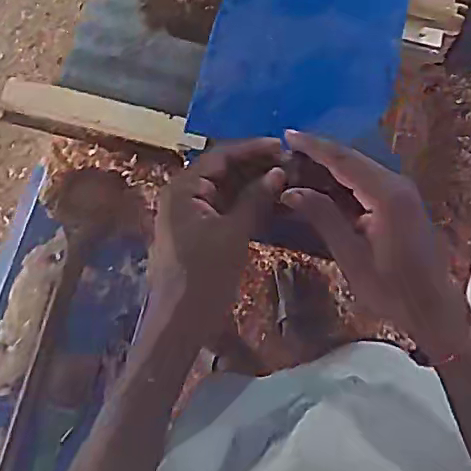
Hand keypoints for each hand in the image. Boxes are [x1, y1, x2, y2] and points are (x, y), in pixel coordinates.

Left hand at [149, 139, 285, 343]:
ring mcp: (190, 213)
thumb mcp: (234, 233)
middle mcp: (183, 194)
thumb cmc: (203, 275)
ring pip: (226, 188)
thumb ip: (256, 198)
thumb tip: (279, 171)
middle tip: (290, 163)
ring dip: (254, 182)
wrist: (179, 324)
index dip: (253, 148)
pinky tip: (272, 201)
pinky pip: (225, 206)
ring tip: (287, 178)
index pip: (221, 155)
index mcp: (184, 188)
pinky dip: (247, 202)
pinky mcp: (199, 230)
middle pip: (223, 169)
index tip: (283, 147)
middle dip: (256, 165)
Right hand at [281, 130, 470, 360]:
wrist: (433, 308)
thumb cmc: (392, 290)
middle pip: (352, 159)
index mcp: (387, 195)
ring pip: (360, 168)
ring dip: (331, 164)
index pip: (344, 161)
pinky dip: (344, 178)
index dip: (314, 147)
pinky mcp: (402, 201)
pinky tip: (324, 181)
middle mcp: (397, 184)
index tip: (288, 135)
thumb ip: (324, 218)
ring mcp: (402, 191)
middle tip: (287, 149)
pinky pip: (368, 180)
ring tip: (299, 162)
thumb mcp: (352, 257)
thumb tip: (291, 192)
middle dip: (320, 152)